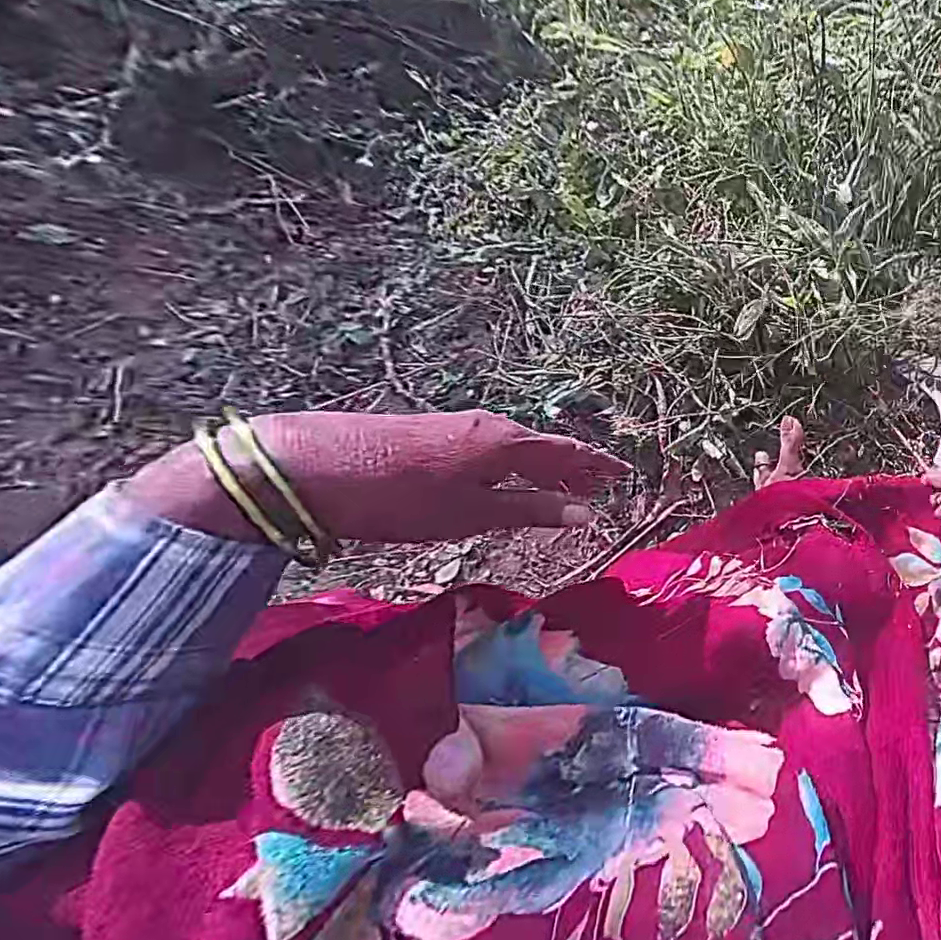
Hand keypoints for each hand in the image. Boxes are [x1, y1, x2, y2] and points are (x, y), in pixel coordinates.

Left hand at [126, 411, 630, 544]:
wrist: (317, 465)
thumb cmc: (402, 498)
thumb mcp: (472, 513)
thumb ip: (529, 510)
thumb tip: (584, 515)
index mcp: (507, 443)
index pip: (568, 452)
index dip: (597, 465)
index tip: (623, 473)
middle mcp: (492, 426)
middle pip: (547, 445)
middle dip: (576, 466)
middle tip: (599, 483)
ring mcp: (463, 424)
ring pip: (520, 445)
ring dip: (546, 464)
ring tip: (564, 483)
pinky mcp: (439, 431)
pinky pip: (495, 445)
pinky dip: (517, 461)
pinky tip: (512, 475)